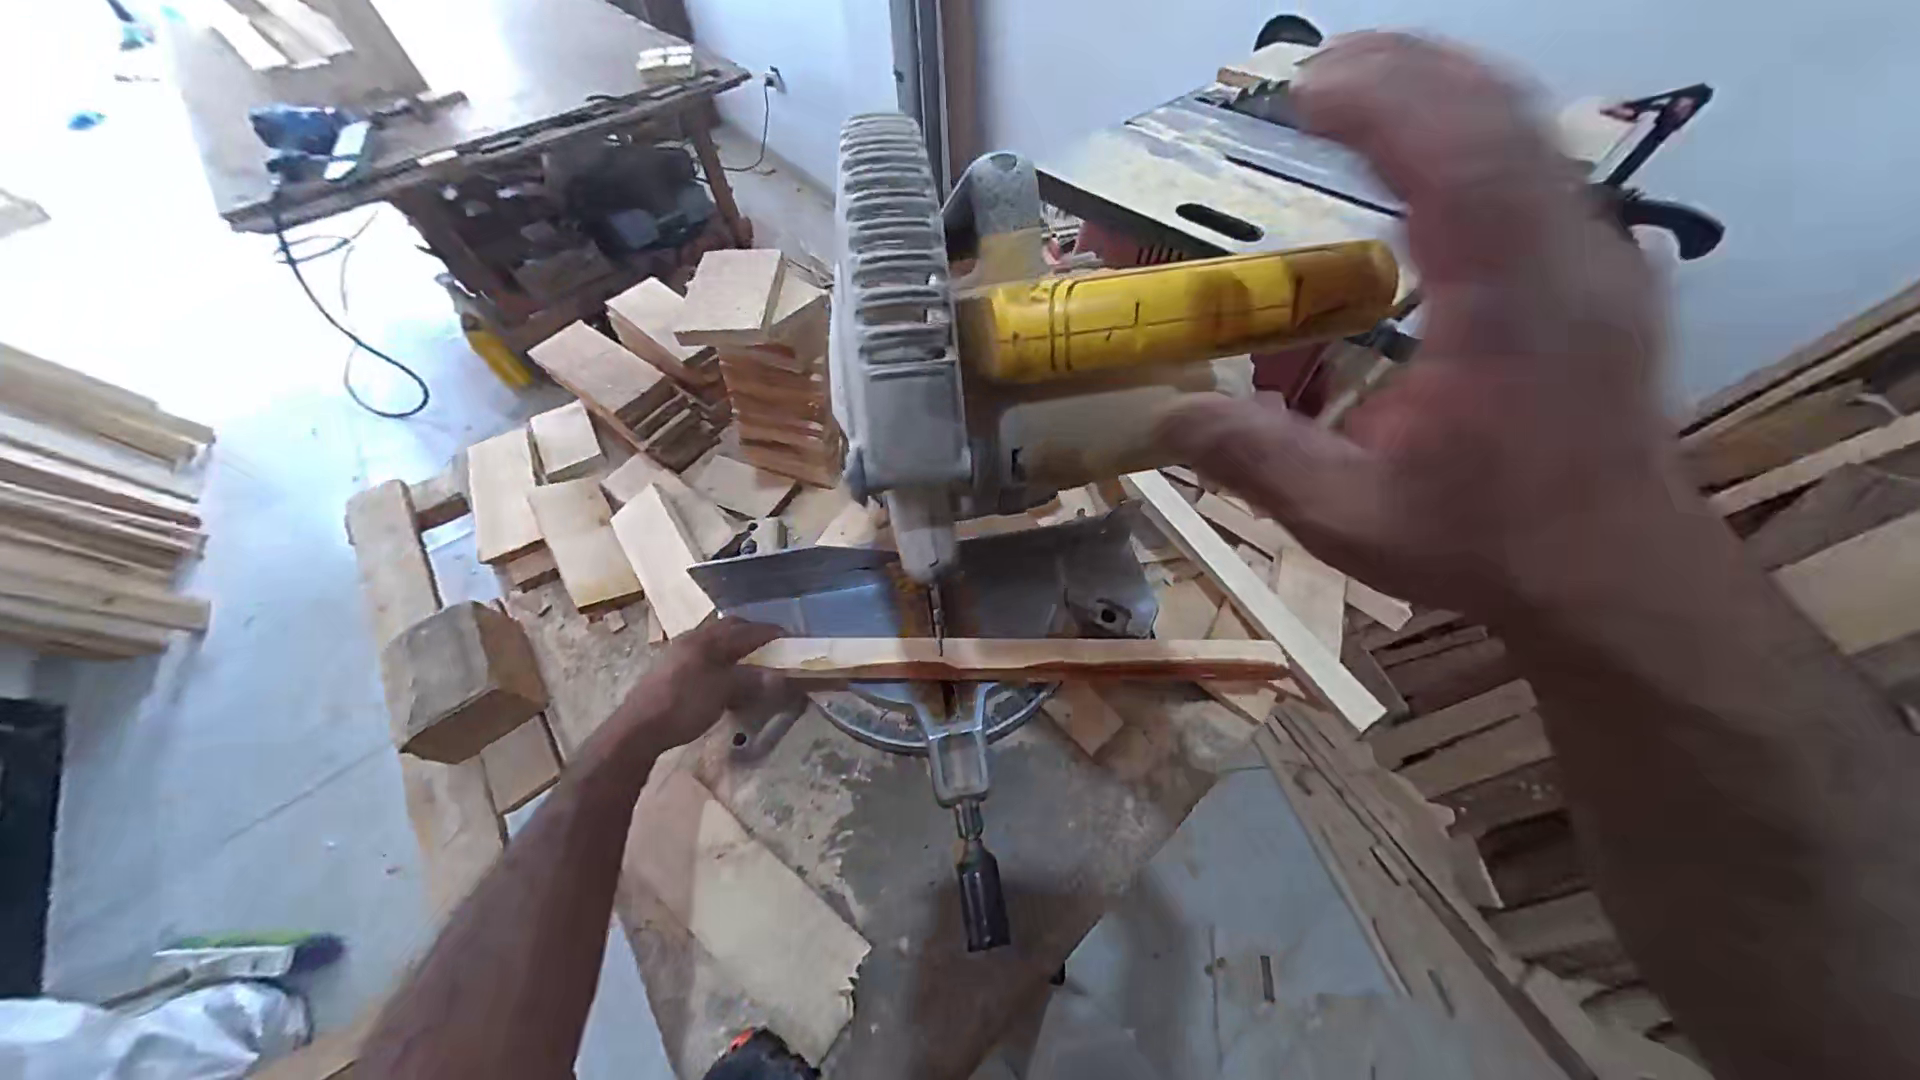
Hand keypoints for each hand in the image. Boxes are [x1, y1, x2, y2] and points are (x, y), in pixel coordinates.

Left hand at [581, 617, 787, 779]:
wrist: (637, 728)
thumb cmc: (683, 705)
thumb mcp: (723, 692)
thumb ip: (750, 680)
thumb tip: (778, 677)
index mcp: (708, 640)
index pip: (747, 630)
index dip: (769, 632)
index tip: (788, 636)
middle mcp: (693, 639)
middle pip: (728, 627)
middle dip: (751, 632)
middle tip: (769, 643)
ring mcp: (679, 652)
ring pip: (713, 638)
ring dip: (733, 643)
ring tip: (748, 657)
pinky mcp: (669, 668)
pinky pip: (702, 652)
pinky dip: (719, 656)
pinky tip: (721, 672)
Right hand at [1159, 34, 1676, 613]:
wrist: (1605, 574)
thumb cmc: (1480, 545)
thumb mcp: (1344, 513)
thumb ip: (1253, 458)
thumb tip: (1165, 415)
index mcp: (1510, 310)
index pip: (1461, 160)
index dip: (1381, 103)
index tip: (1304, 86)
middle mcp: (1567, 262)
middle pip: (1498, 119)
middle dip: (1402, 79)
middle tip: (1309, 83)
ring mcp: (1590, 263)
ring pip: (1520, 140)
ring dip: (1431, 109)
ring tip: (1346, 114)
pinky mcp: (1586, 280)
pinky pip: (1524, 183)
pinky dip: (1457, 157)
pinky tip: (1402, 192)